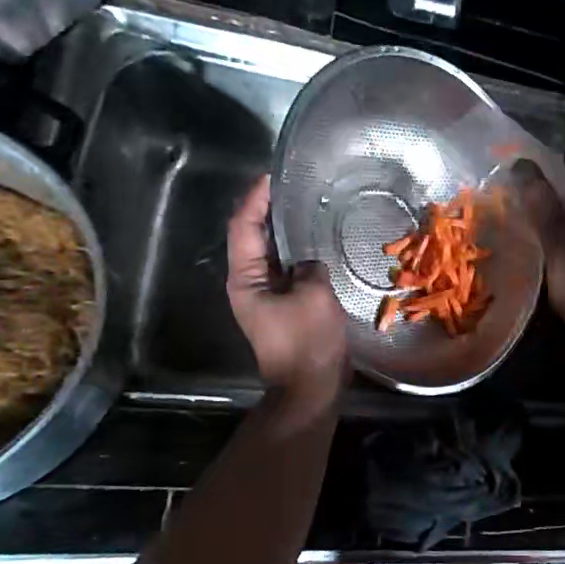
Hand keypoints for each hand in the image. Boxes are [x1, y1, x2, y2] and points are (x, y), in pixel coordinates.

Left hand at [227, 177, 347, 394]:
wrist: (311, 387)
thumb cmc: (307, 343)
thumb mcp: (314, 296)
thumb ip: (311, 267)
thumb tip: (311, 261)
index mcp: (246, 278)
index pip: (244, 227)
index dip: (255, 199)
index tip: (273, 176)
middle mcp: (250, 283)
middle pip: (254, 236)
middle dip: (270, 210)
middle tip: (294, 186)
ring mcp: (267, 296)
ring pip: (273, 253)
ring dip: (287, 231)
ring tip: (309, 207)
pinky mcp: (285, 306)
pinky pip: (290, 270)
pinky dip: (300, 253)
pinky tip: (320, 242)